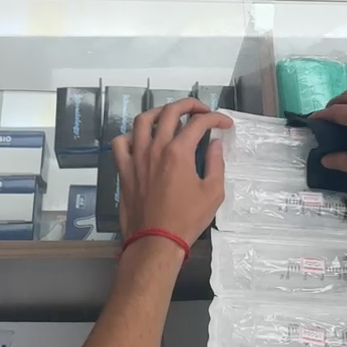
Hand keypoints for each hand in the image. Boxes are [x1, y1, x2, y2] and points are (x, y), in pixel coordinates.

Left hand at [113, 99, 231, 245]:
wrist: (155, 241)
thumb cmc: (186, 219)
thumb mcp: (213, 193)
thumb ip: (216, 163)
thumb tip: (215, 144)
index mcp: (179, 152)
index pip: (199, 123)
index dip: (216, 118)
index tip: (225, 124)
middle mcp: (155, 148)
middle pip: (170, 111)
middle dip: (189, 105)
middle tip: (201, 110)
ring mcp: (136, 157)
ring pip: (143, 120)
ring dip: (159, 112)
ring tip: (170, 115)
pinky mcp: (124, 169)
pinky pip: (121, 143)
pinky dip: (131, 136)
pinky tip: (141, 140)